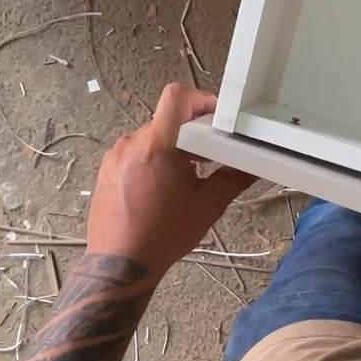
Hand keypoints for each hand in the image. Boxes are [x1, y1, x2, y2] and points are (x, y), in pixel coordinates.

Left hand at [85, 84, 254, 284]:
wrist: (121, 262)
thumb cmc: (161, 236)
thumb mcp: (207, 206)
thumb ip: (232, 179)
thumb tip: (252, 167)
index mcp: (157, 146)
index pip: (177, 97)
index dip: (201, 100)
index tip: (215, 119)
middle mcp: (132, 144)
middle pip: (167, 120)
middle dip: (192, 134)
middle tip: (211, 155)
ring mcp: (116, 157)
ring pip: (152, 138)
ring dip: (173, 149)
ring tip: (188, 177)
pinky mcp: (108, 171)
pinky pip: (136, 154)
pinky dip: (154, 162)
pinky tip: (165, 189)